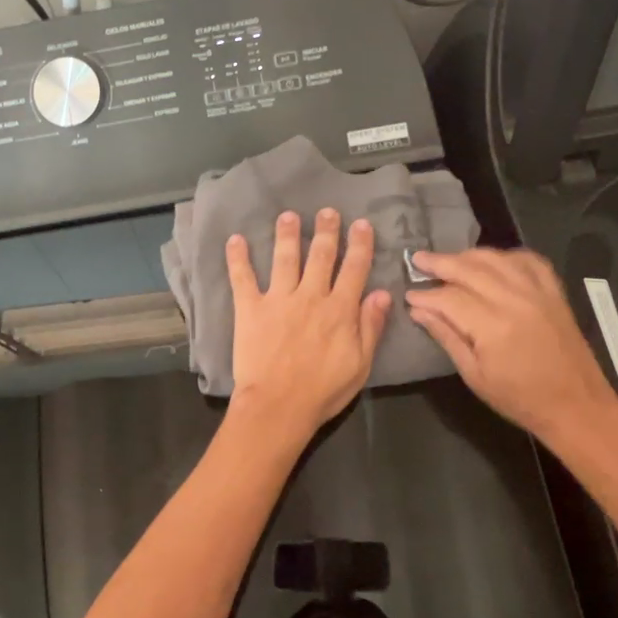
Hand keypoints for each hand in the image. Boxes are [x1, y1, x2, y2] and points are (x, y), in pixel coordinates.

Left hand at [227, 209, 392, 432]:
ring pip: (284, 259)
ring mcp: (278, 300)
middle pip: (320, 256)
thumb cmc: (323, 391)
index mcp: (339, 310)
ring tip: (288, 216)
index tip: (361, 224)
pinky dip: (238, 258)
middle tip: (327, 211)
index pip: (354, 269)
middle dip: (325, 231)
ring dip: (287, 235)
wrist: (279, 406)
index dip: (359, 245)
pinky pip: (242, 278)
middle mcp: (310, 297)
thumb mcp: (360, 364)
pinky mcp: (250, 309)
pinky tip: (235, 239)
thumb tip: (382, 293)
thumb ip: (371, 326)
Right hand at [405, 248, 617, 440]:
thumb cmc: (519, 398)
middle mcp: (515, 300)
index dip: (425, 295)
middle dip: (440, 263)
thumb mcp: (474, 375)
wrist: (576, 405)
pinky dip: (507, 256)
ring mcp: (537, 293)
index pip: (449, 298)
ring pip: (496, 259)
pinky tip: (493, 262)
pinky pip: (529, 261)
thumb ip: (446, 337)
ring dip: (468, 255)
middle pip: (470, 269)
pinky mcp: (554, 293)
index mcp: (492, 326)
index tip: (408, 295)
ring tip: (448, 259)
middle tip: (417, 260)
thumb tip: (418, 311)